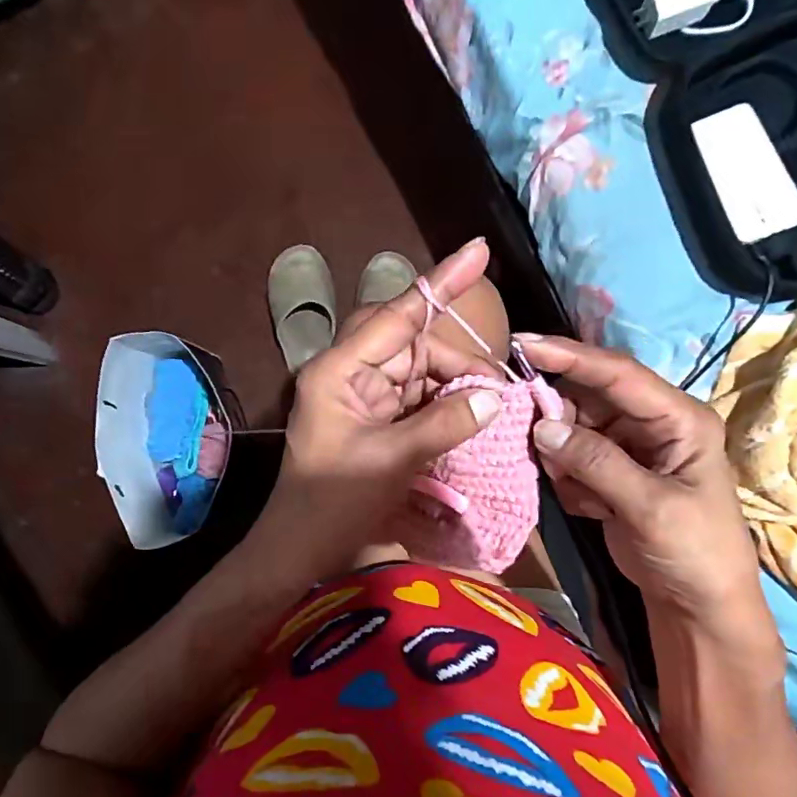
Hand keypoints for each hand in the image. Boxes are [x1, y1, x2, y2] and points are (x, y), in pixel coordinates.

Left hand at [253, 240, 503, 572]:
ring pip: (414, 368)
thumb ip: (445, 423)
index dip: (440, 284)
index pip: (397, 315)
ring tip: (490, 402)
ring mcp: (357, 395)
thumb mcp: (392, 461)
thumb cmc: (333, 504)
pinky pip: (411, 395)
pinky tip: (469, 412)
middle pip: (409, 341)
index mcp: (338, 371)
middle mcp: (346, 373)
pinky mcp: (368, 418)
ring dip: (451, 381)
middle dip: (454, 356)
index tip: (478, 249)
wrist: (299, 546)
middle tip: (497, 382)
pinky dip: (440, 401)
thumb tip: (495, 396)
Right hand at [516, 336, 777, 656]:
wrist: (698, 604)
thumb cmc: (694, 551)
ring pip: (571, 429)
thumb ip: (597, 463)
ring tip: (577, 492)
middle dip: (555, 416)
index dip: (570, 356)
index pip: (618, 375)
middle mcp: (650, 423)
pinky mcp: (608, 471)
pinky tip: (588, 507)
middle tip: (527, 437)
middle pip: (586, 398)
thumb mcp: (650, 507)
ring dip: (560, 456)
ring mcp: (627, 447)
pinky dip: (566, 479)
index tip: (522, 344)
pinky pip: (569, 458)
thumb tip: (541, 426)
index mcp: (677, 419)